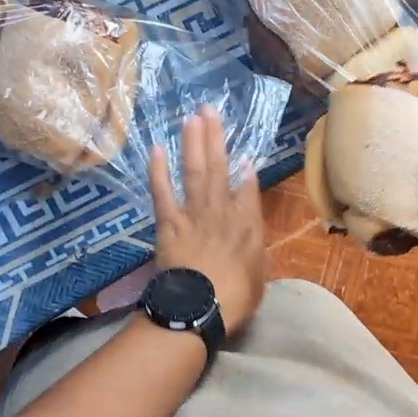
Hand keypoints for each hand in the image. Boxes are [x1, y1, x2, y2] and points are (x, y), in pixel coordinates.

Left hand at [148, 105, 267, 335]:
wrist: (200, 307)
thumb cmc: (236, 298)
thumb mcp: (260, 274)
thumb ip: (259, 246)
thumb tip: (257, 228)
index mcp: (248, 225)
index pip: (249, 191)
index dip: (246, 172)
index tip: (245, 155)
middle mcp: (222, 211)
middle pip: (220, 168)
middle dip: (215, 138)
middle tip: (210, 110)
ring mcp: (193, 214)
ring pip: (195, 171)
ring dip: (193, 143)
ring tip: (191, 117)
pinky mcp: (168, 223)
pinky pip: (162, 192)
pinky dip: (159, 170)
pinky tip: (157, 149)